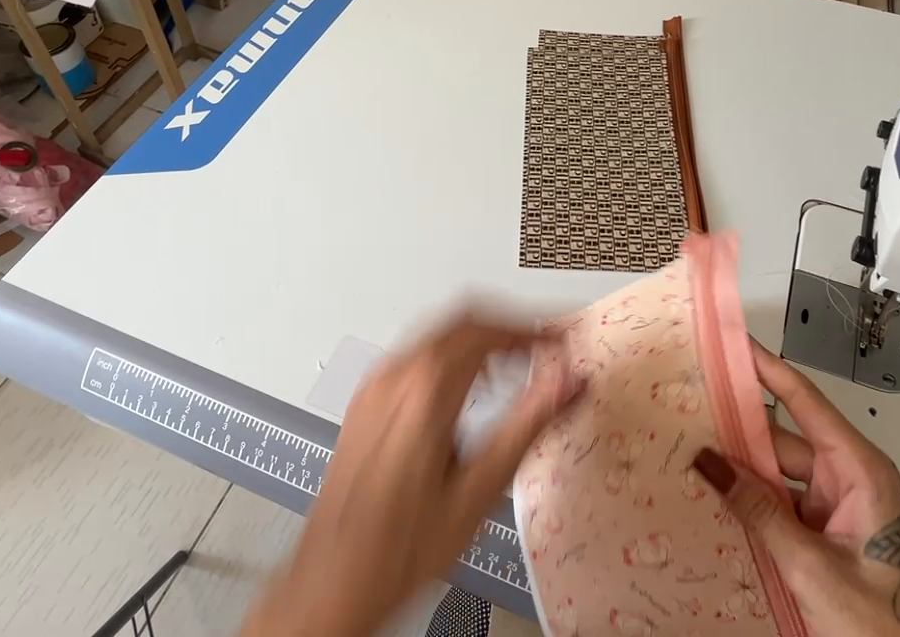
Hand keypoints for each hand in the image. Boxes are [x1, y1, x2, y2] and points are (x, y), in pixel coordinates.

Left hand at [240, 314, 581, 636]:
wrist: (333, 579)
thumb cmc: (398, 547)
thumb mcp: (478, 489)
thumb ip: (527, 424)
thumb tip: (566, 382)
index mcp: (425, 390)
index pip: (487, 329)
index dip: (532, 329)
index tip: (559, 341)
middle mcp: (394, 377)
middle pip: (461, 322)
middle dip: (509, 329)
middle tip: (544, 347)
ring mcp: (375, 388)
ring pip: (437, 336)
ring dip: (480, 341)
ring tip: (516, 366)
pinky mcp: (366, 402)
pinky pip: (415, 357)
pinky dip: (451, 358)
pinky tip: (469, 388)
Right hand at [690, 341, 899, 636]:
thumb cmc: (890, 628)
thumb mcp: (814, 568)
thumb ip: (760, 514)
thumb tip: (711, 464)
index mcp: (860, 470)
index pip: (804, 402)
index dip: (766, 367)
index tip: (732, 343)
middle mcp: (847, 479)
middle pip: (779, 438)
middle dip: (735, 430)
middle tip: (688, 413)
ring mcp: (834, 507)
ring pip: (774, 474)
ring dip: (738, 472)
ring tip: (690, 459)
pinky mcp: (822, 533)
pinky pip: (778, 504)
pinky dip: (749, 502)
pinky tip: (716, 501)